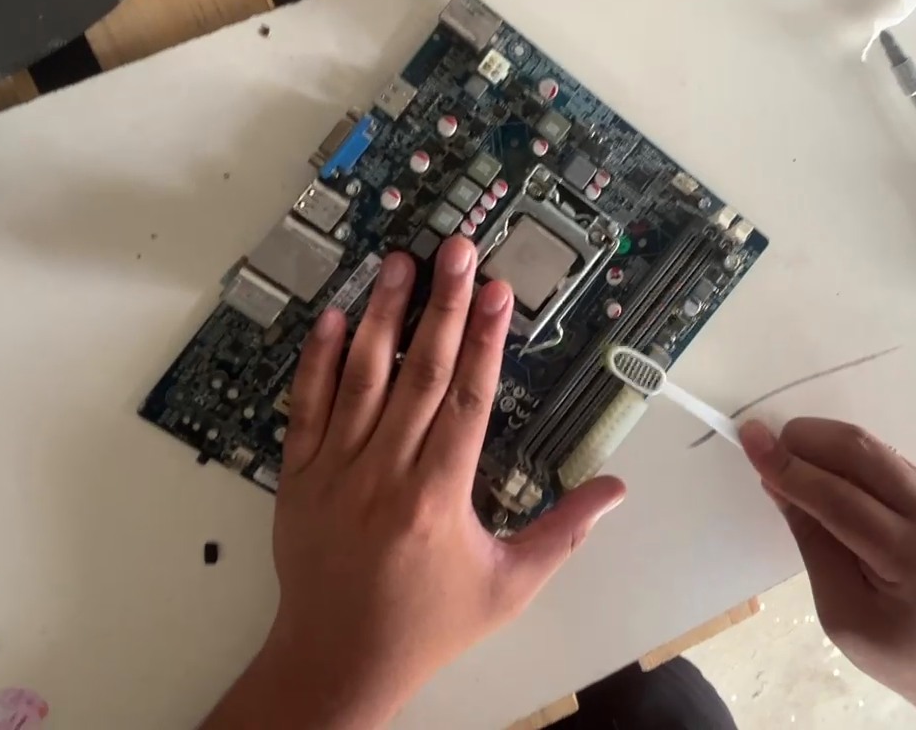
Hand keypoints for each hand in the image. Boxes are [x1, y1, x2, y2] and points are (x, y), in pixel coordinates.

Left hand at [203, 237, 625, 729]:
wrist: (334, 664)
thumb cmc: (428, 623)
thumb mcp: (509, 586)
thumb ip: (565, 532)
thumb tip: (616, 491)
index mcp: (438, 495)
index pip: (469, 399)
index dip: (485, 339)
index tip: (497, 291)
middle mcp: (386, 471)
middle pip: (421, 372)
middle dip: (443, 304)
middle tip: (456, 251)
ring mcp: (336, 469)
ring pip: (362, 377)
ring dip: (382, 315)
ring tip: (399, 263)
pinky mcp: (298, 474)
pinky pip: (306, 406)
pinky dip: (317, 359)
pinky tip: (332, 316)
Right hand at [742, 418, 915, 729]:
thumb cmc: (898, 652)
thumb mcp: (840, 613)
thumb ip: (811, 541)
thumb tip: (777, 481)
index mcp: (915, 560)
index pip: (839, 498)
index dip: (789, 466)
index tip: (748, 437)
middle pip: (862, 451)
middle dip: (806, 438)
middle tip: (767, 446)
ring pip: (871, 447)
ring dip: (823, 444)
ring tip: (792, 466)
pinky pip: (882, 457)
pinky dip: (845, 458)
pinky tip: (828, 482)